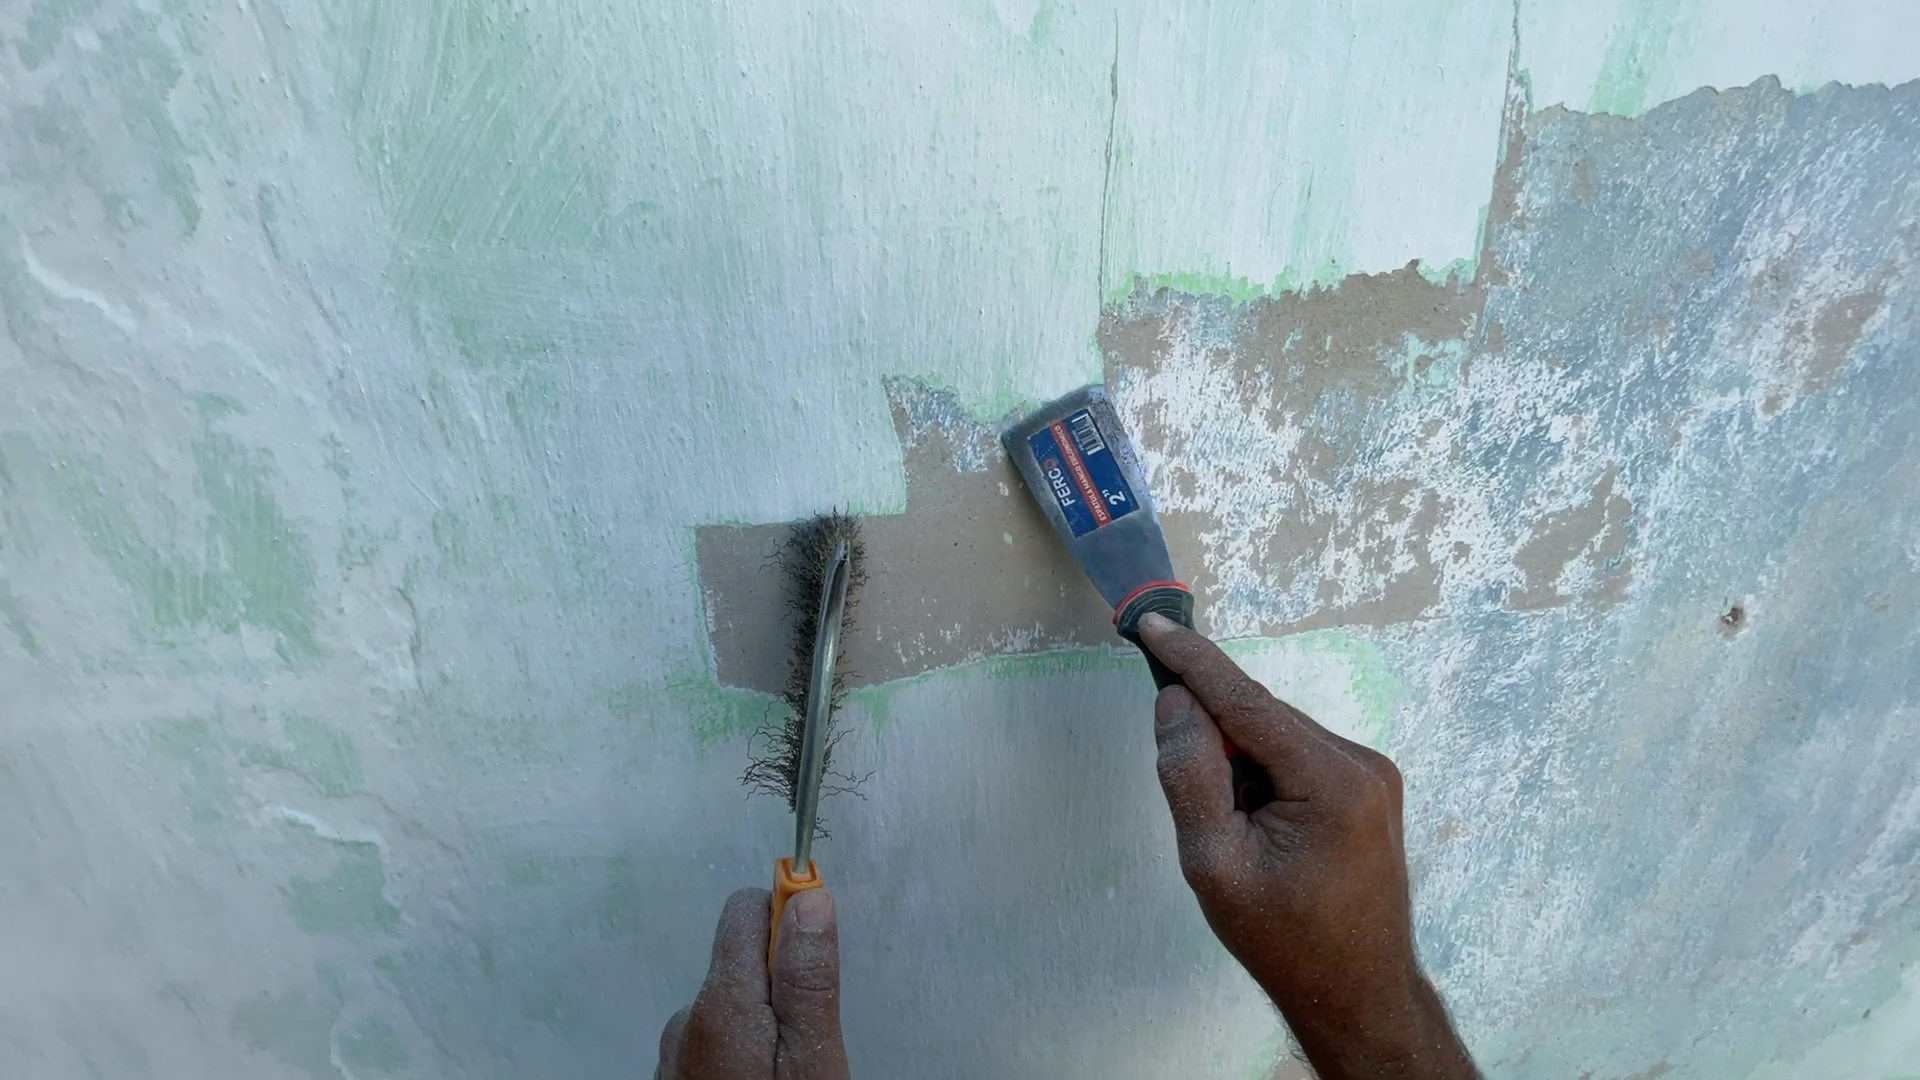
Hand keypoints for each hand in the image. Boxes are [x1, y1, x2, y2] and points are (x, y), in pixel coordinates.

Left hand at [655, 887, 849, 1079]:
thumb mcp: (811, 1055)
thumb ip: (808, 975)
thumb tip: (810, 896)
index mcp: (719, 1001)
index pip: (747, 908)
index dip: (787, 918)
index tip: (813, 958)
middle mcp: (686, 1020)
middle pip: (743, 959)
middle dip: (780, 981)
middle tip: (807, 1037)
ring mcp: (674, 1055)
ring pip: (732, 1002)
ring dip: (761, 1019)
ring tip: (785, 1071)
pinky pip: (716, 1038)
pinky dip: (741, 1048)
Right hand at [1137, 612, 1476, 1079]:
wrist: (1359, 996)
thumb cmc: (1282, 939)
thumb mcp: (1212, 863)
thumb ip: (1188, 773)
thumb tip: (1177, 699)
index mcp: (1331, 781)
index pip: (1245, 699)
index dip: (1191, 658)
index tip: (1151, 623)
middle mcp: (1360, 761)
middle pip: (1256, 714)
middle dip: (1210, 733)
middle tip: (1199, 800)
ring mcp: (1369, 769)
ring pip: (1269, 730)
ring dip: (1234, 757)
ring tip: (1236, 826)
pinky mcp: (1364, 781)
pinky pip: (1287, 748)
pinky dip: (1255, 766)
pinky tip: (1256, 819)